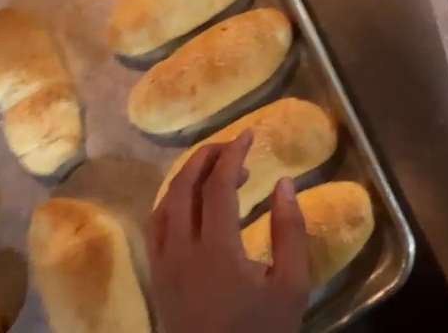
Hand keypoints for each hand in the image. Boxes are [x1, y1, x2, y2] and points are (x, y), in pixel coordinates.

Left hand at [147, 133, 308, 332]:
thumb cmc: (263, 332)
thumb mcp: (292, 284)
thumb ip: (290, 229)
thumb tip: (285, 183)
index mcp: (216, 251)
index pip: (217, 185)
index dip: (233, 153)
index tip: (251, 134)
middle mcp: (181, 252)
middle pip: (183, 187)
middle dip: (207, 156)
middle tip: (233, 144)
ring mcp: (164, 267)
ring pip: (164, 205)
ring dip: (187, 177)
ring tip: (216, 169)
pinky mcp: (157, 280)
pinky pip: (155, 227)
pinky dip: (172, 201)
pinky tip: (192, 203)